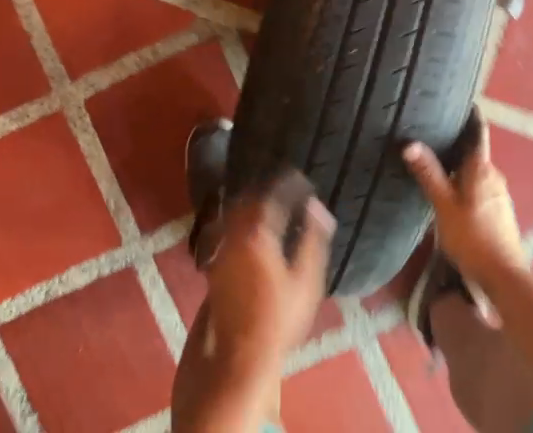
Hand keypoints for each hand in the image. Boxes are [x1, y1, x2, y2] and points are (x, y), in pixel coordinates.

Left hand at [202, 172, 335, 373]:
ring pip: (234, 214)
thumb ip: (313, 240)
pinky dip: (241, 220)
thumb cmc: (280, 318)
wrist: (241, 353)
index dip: (288, 183)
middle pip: (247, 199)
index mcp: (258, 233)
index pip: (272, 195)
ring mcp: (221, 250)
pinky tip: (252, 230)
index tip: (302, 179)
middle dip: (266, 189)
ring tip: (269, 204)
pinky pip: (228, 229)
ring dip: (251, 203)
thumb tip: (318, 208)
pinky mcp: (215, 265)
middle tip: (285, 187)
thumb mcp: (307, 280)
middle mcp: (234, 235)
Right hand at [404, 118, 527, 287]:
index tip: (458, 101)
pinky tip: (451, 193)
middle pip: (474, 153)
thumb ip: (428, 174)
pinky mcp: (499, 213)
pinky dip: (465, 184)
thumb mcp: (443, 205)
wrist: (503, 276)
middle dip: (457, 144)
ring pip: (476, 173)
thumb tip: (410, 143)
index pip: (478, 132)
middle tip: (433, 133)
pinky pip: (479, 188)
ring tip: (437, 162)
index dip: (470, 116)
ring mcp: (500, 196)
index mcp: (482, 169)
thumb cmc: (472, 237)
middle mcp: (494, 176)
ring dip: (460, 167)